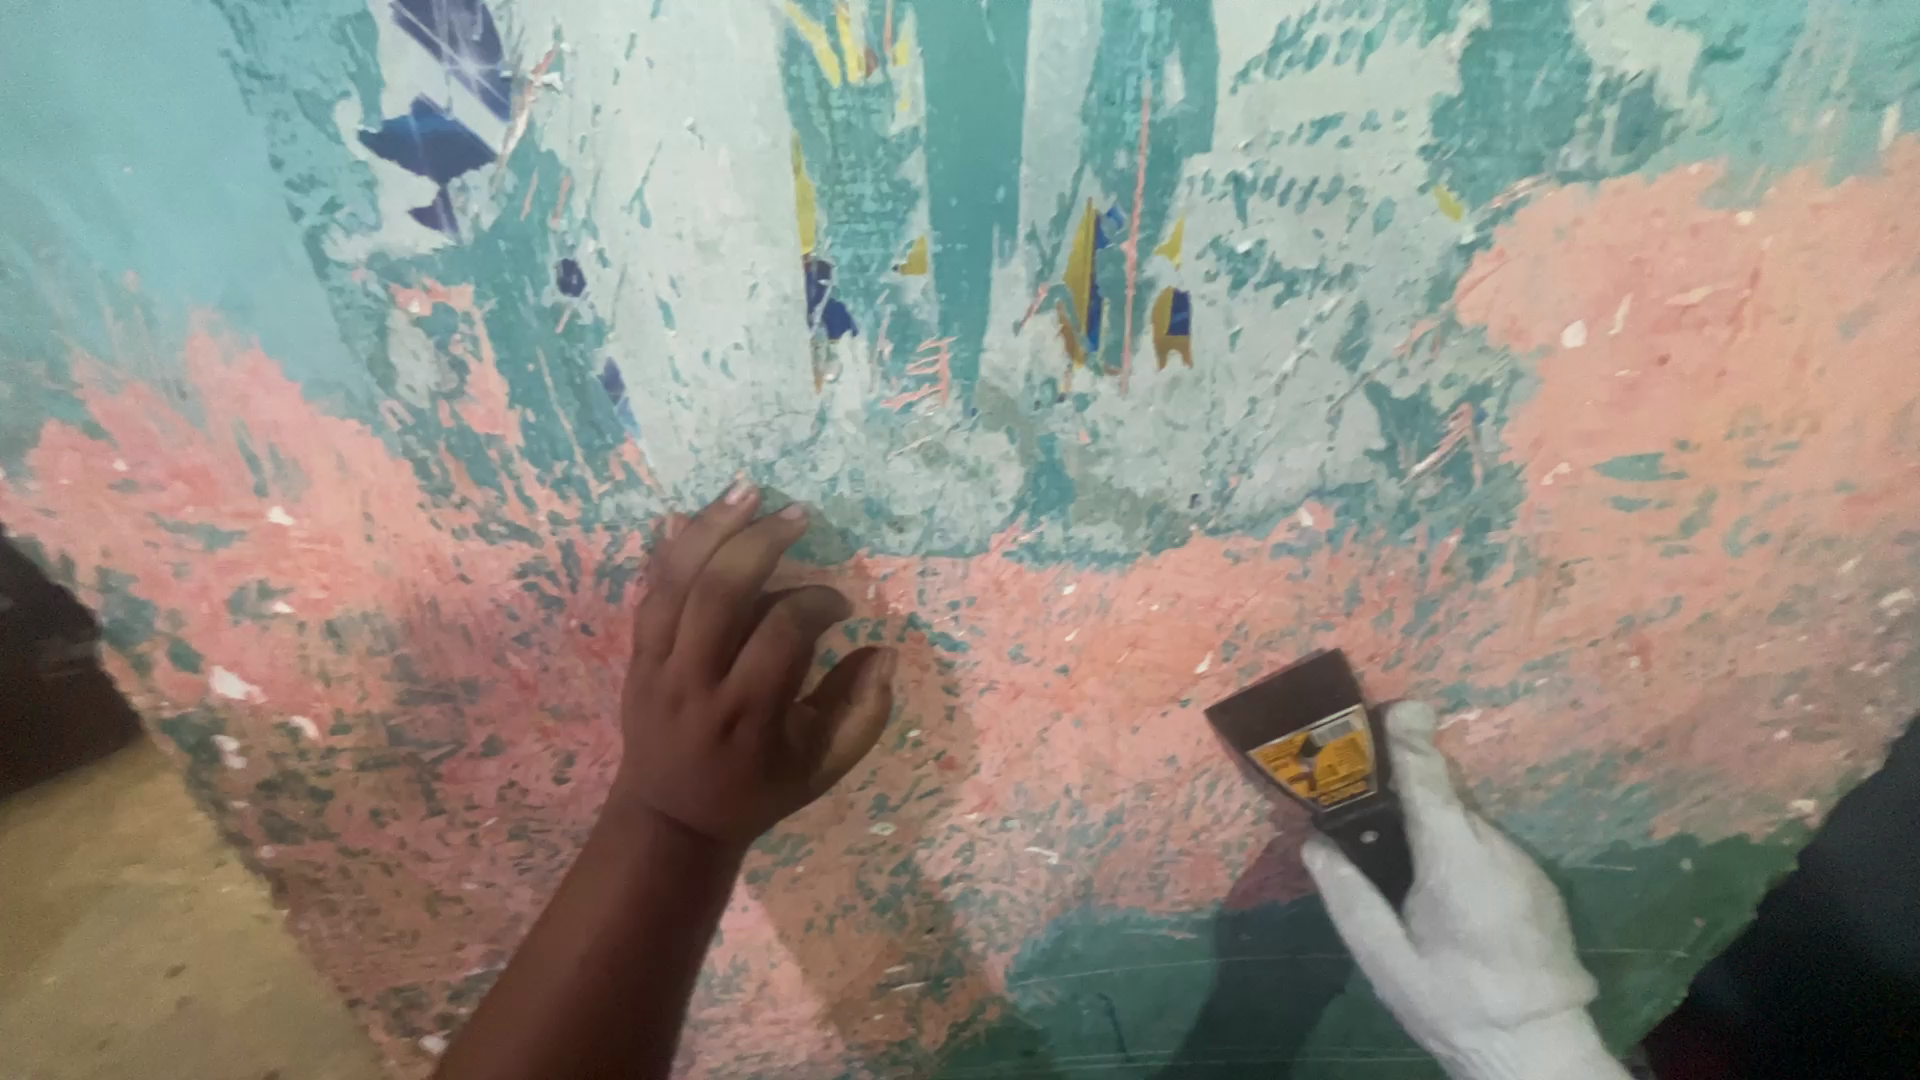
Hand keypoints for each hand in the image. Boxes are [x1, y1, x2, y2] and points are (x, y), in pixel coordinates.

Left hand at [613, 479, 895, 848]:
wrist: (670, 819)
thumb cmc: (758, 791)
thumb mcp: (824, 767)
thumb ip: (863, 712)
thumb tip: (885, 652)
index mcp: (749, 714)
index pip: (783, 632)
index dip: (817, 602)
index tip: (842, 603)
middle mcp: (697, 684)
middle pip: (720, 594)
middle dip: (762, 542)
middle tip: (798, 514)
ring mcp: (657, 668)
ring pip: (676, 583)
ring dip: (712, 528)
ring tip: (748, 489)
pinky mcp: (636, 658)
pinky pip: (649, 592)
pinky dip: (671, 549)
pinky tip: (692, 514)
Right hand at [1302, 702, 1628, 1079]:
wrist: (1540, 1055)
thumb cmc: (1453, 1003)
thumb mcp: (1383, 957)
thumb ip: (1345, 894)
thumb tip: (1312, 842)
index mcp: (1458, 865)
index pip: (1430, 783)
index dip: (1410, 740)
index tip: (1399, 703)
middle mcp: (1496, 851)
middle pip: (1444, 792)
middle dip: (1402, 774)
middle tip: (1354, 772)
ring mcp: (1522, 863)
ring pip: (1462, 814)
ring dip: (1424, 810)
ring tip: (1383, 830)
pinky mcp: (1533, 877)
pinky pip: (1478, 836)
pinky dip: (1447, 834)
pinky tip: (1428, 871)